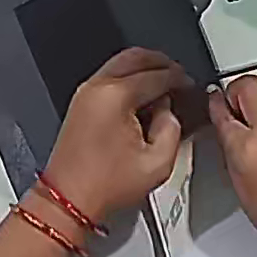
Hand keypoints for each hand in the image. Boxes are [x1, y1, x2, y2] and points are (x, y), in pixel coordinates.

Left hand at [43, 48, 193, 223]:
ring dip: (143, 66)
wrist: (68, 199)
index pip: (155, 75)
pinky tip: (141, 93)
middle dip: (160, 61)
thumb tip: (168, 113)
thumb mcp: (156, 163)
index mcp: (115, 96)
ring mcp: (85, 93)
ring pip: (119, 62)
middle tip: (177, 73)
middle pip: (134, 57)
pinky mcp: (80, 102)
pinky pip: (108, 76)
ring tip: (162, 81)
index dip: (178, 78)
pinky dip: (128, 77)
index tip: (188, 83)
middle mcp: (96, 88)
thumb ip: (171, 129)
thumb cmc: (101, 185)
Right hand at [209, 75, 256, 256]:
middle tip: (229, 113)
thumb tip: (225, 131)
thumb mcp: (243, 191)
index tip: (212, 108)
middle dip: (234, 95)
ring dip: (254, 110)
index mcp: (250, 146)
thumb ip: (230, 153)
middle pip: (248, 86)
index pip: (222, 108)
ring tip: (250, 138)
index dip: (215, 107)